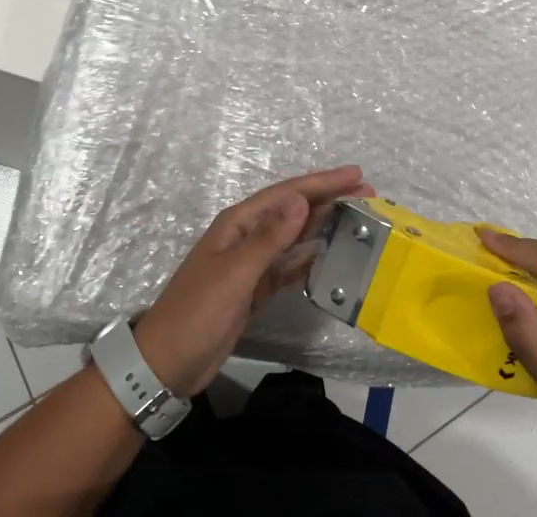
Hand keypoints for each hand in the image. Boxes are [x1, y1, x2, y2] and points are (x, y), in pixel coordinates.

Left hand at [132, 166, 372, 395]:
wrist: (168, 362)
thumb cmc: (198, 312)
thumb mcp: (235, 274)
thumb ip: (270, 238)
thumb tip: (301, 200)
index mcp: (237, 225)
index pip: (286, 195)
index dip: (322, 183)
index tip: (357, 175)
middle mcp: (245, 237)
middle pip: (293, 210)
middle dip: (328, 199)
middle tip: (368, 194)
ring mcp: (249, 264)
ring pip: (293, 236)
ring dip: (322, 225)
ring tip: (356, 218)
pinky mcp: (254, 290)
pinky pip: (288, 267)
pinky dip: (309, 259)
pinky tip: (329, 257)